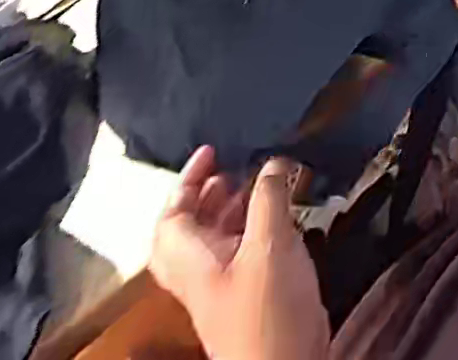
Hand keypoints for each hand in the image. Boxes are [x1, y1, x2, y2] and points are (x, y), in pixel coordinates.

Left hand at [149, 147, 329, 359]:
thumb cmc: (266, 305)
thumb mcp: (269, 245)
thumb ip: (269, 198)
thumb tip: (273, 161)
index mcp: (194, 261)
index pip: (172, 218)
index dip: (186, 182)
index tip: (211, 151)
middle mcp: (204, 270)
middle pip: (191, 228)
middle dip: (208, 192)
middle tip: (235, 163)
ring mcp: (228, 282)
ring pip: (220, 236)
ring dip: (235, 204)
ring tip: (263, 177)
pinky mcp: (254, 288)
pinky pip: (246, 244)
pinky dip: (258, 220)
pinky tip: (285, 208)